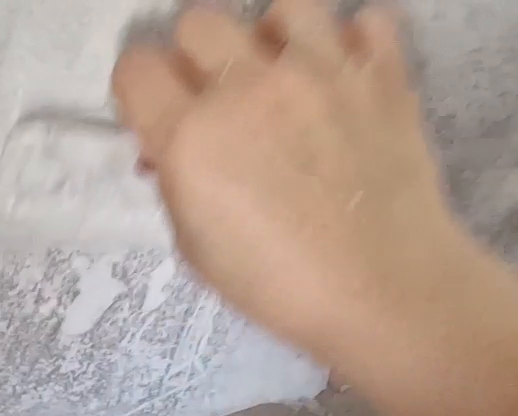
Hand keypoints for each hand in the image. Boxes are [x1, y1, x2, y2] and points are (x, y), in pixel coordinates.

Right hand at [111, 0, 484, 358]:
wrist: (377, 287)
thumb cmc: (268, 282)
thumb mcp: (192, 243)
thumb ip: (174, 181)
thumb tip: (169, 149)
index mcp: (190, 136)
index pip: (135, 68)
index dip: (135, 90)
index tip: (148, 114)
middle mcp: (249, 86)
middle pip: (198, 21)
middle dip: (191, 57)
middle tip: (205, 100)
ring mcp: (323, 68)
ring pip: (279, 7)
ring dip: (267, 41)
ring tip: (276, 83)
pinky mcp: (383, 69)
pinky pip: (360, 20)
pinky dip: (343, 45)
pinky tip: (336, 84)